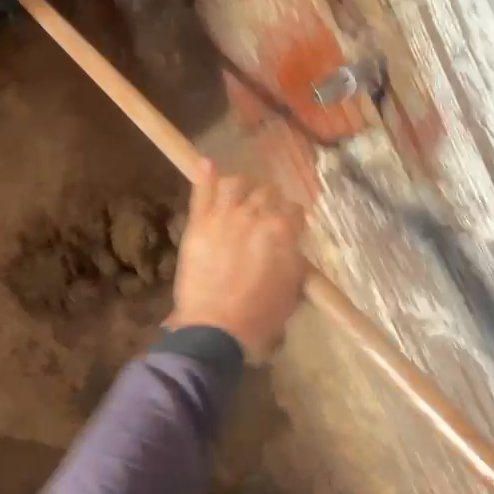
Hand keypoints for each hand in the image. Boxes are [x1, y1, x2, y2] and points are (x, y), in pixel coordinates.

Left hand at [164, 160, 308, 361]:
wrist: (216, 328)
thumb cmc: (259, 317)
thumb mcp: (292, 291)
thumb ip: (294, 262)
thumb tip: (291, 250)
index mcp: (283, 231)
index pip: (295, 210)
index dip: (292, 218)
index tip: (287, 227)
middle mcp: (255, 215)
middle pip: (266, 192)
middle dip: (269, 201)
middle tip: (263, 214)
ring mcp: (224, 216)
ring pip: (235, 184)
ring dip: (242, 186)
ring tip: (241, 194)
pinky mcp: (198, 224)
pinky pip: (201, 191)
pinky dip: (204, 175)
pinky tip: (206, 164)